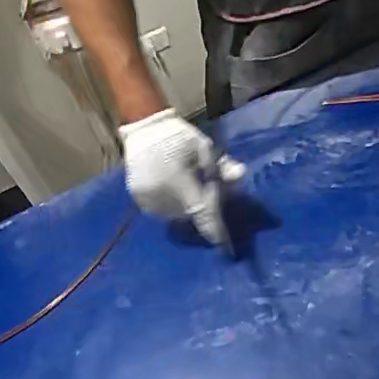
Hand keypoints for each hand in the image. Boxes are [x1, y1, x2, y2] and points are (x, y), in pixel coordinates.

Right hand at [117, 110, 245, 247]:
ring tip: (184, 186)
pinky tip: (171, 189)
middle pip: (190, 214)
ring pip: (175, 216)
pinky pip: (161, 212)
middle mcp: (161, 196)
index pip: (202, 212)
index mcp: (178, 181)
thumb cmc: (177, 136)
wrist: (144, 129)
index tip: (226, 249)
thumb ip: (221, 166)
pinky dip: (171, 205)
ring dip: (185, 207)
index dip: (215, 231)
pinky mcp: (139, 201)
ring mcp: (147, 200)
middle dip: (200, 206)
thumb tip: (240, 177)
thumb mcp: (204, 147)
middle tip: (204, 190)